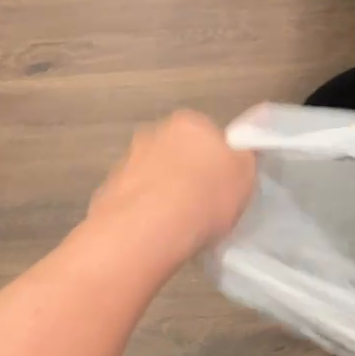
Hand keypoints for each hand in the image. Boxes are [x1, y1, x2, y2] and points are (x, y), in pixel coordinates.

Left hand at [89, 111, 257, 249]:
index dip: (220, 159)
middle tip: (205, 202)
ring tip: (180, 224)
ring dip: (165, 192)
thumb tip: (236, 154)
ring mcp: (126, 162)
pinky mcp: (107, 191)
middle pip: (179, 152)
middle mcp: (154, 133)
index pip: (210, 134)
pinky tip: (158, 233)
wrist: (147, 230)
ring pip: (155, 175)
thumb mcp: (246, 175)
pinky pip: (136, 200)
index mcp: (190, 122)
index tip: (225, 183)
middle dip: (189, 172)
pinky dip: (146, 211)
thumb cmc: (205, 195)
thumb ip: (243, 159)